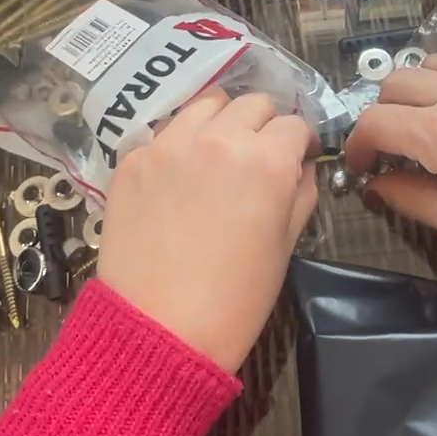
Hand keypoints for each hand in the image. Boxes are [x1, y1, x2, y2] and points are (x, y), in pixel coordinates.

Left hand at [98, 90, 319, 372]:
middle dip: (264, 125)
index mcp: (267, 160)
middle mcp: (220, 138)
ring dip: (221, 122)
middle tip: (259, 156)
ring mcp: (171, 144)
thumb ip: (300, 193)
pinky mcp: (134, 159)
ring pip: (206, 104)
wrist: (157, 332)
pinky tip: (180, 177)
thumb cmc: (235, 299)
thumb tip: (301, 167)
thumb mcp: (285, 245)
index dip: (301, 142)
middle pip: (253, 103)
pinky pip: (166, 132)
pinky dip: (181, 144)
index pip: (295, 124)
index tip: (298, 158)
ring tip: (218, 154)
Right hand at [344, 46, 436, 304]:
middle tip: (394, 144)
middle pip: (398, 81)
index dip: (358, 143)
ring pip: (436, 61)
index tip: (363, 164)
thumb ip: (410, 197)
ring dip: (420, 88)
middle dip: (384, 112)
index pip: (375, 121)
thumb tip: (378, 184)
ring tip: (431, 120)